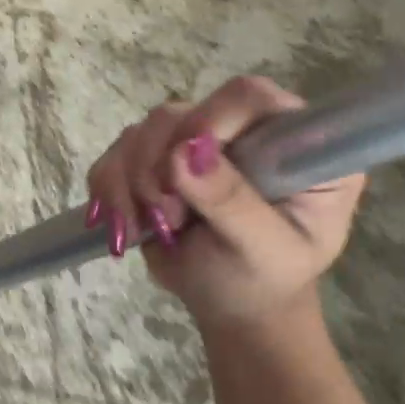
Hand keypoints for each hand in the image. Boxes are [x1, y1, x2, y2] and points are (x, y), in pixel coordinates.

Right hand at [84, 77, 366, 330]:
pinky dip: (110, 188)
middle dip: (159, 165)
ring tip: (153, 225)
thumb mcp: (262, 249)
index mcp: (294, 150)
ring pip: (140, 133)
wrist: (227, 305)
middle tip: (168, 213)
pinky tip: (129, 221)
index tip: (186, 162)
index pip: (251, 98)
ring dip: (132, 182)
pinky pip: (113, 153)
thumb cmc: (262, 281)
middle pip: (179, 114)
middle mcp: (241, 135)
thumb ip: (231, 201)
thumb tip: (184, 153)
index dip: (213, 118)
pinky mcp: (151, 157)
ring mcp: (192, 145)